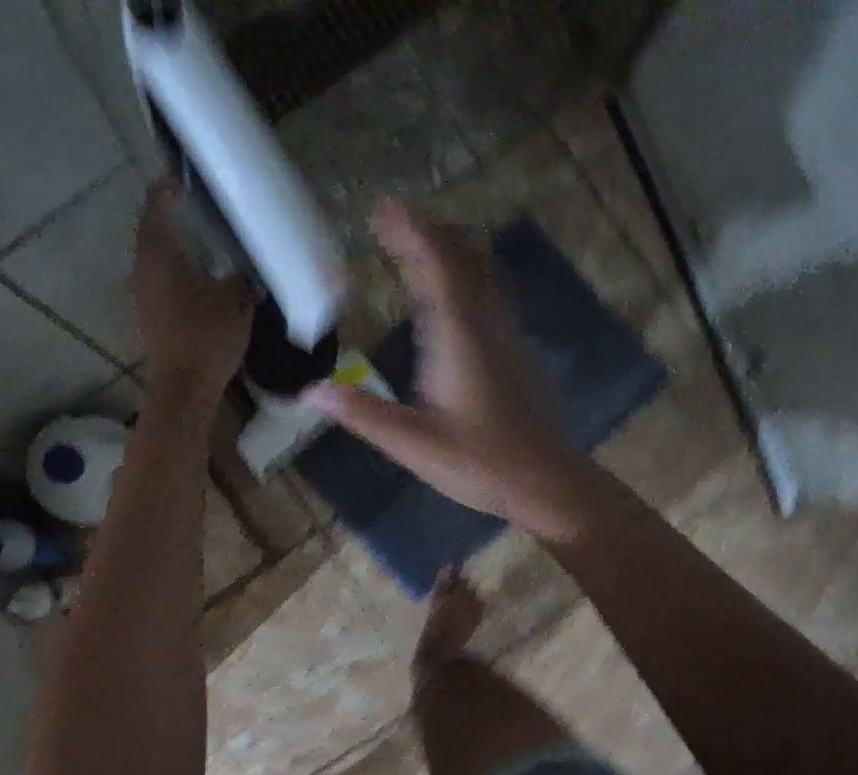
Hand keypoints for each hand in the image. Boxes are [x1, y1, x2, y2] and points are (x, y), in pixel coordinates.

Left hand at [133, 180, 253, 404]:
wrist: (184, 389)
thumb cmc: (207, 337)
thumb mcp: (236, 301)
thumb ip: (243, 279)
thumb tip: (251, 273)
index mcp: (160, 256)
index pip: (156, 207)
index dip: (167, 189)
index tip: (183, 178)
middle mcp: (144, 270)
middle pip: (153, 232)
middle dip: (172, 216)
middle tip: (199, 206)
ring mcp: (144, 295)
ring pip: (157, 258)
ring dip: (176, 246)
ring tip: (205, 239)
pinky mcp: (152, 316)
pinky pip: (163, 281)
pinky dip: (179, 271)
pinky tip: (203, 276)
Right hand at [305, 199, 594, 539]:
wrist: (546, 482)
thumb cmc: (481, 463)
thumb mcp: (414, 444)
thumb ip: (364, 414)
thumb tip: (311, 391)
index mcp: (459, 339)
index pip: (437, 267)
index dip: (410, 233)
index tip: (382, 209)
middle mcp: (485, 325)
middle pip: (462, 258)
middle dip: (425, 232)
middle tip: (388, 221)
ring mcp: (504, 336)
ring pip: (480, 272)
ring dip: (447, 250)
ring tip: (413, 243)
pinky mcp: (513, 351)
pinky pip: (488, 293)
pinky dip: (463, 275)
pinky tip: (449, 292)